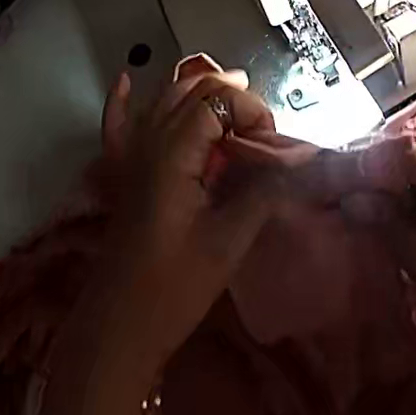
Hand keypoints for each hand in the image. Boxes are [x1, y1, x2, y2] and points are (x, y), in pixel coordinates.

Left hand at [47, 54, 292, 414]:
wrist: (116, 333)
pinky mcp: (124, 176)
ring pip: (163, 100)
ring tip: (232, 99)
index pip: (218, 101)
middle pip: (192, 90)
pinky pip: (118, 126)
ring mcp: (132, 158)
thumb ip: (264, 191)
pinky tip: (125, 81)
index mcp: (173, 155)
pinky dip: (123, 102)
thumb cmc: (173, 289)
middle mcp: (149, 145)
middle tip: (261, 126)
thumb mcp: (228, 241)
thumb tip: (300, 158)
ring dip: (198, 90)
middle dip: (232, 96)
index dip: (250, 110)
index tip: (270, 143)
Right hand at [344, 141, 415, 372]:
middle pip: (411, 161)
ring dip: (391, 195)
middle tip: (344, 211)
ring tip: (361, 220)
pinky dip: (408, 206)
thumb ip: (399, 236)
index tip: (337, 193)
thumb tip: (352, 198)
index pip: (409, 157)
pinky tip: (392, 229)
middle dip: (378, 183)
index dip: (371, 171)